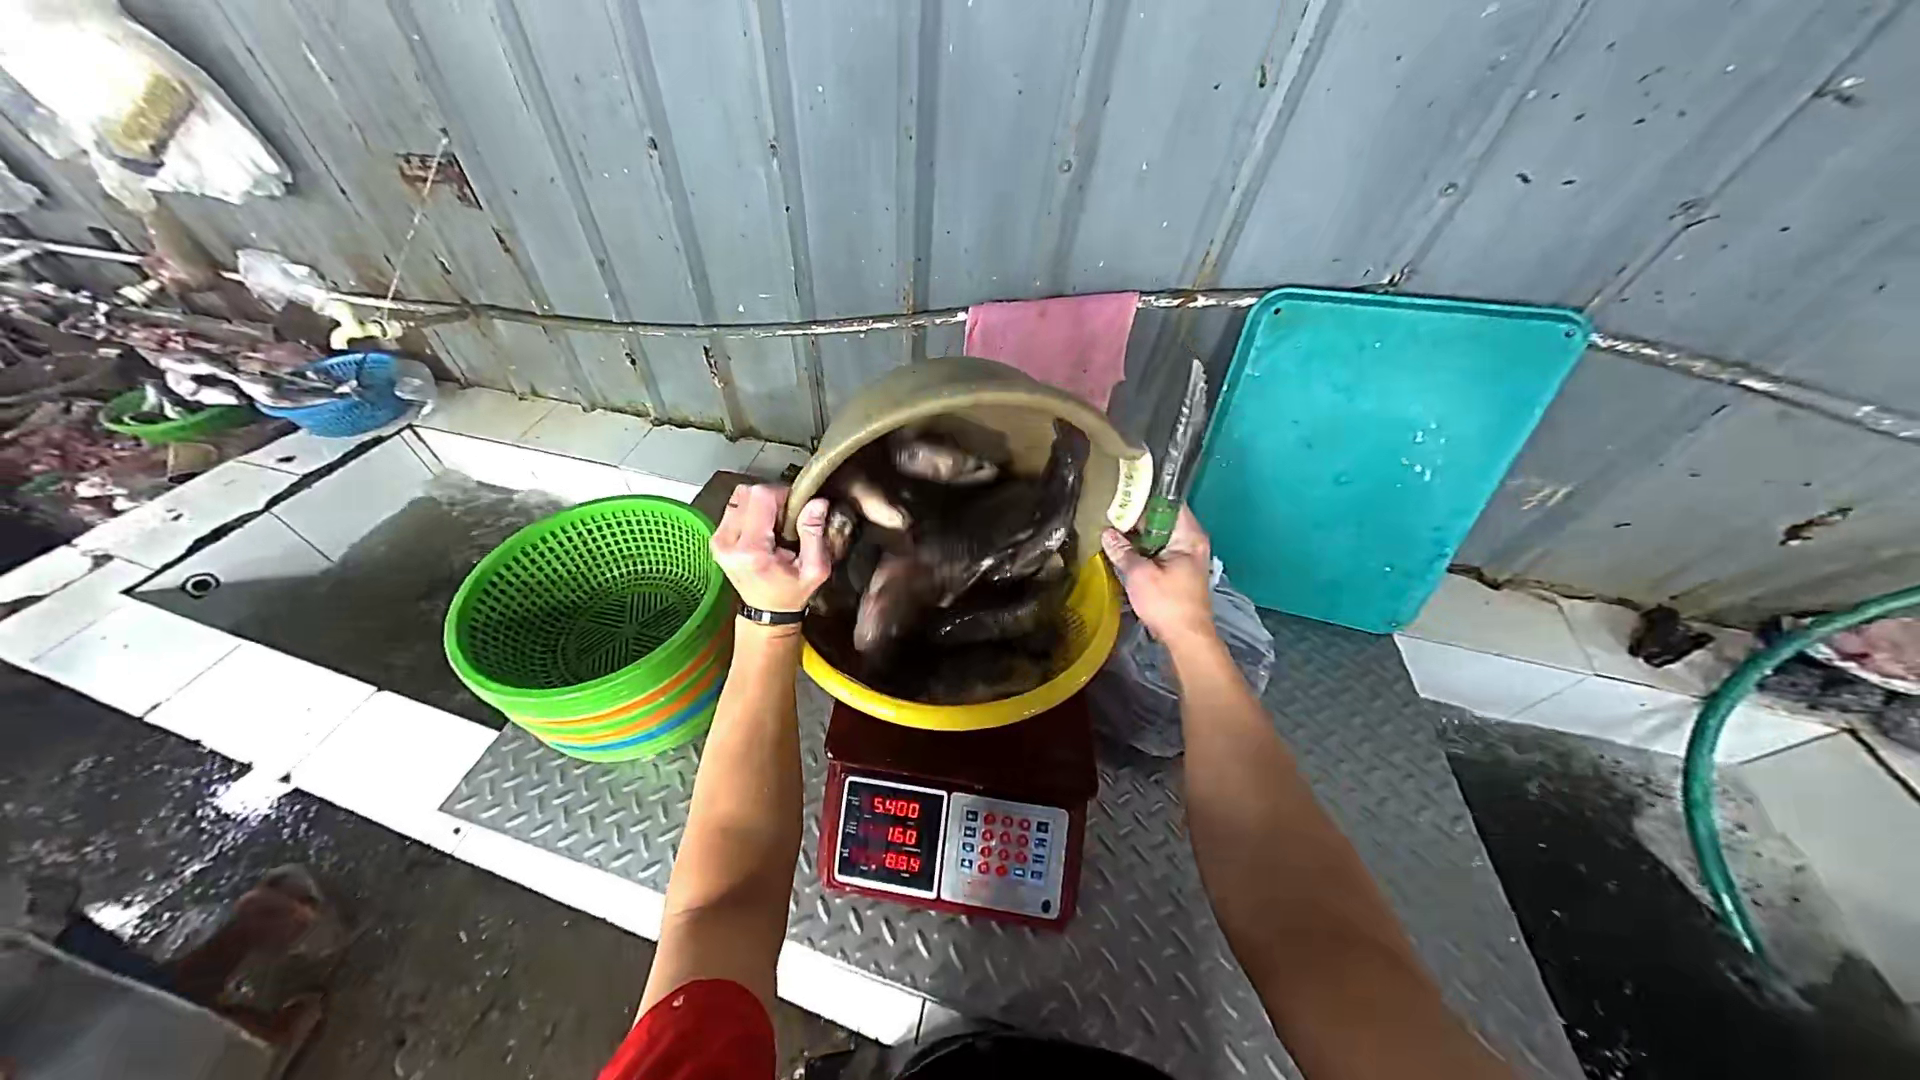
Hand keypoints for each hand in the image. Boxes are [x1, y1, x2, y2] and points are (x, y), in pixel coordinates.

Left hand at [711, 484, 830, 612]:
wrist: (767, 611)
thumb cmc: (790, 592)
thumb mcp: (815, 569)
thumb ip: (815, 534)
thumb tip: (816, 503)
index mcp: (752, 551)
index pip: (761, 496)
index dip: (782, 494)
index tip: (795, 508)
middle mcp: (728, 543)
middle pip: (747, 492)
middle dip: (771, 497)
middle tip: (787, 517)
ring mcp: (718, 540)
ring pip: (739, 496)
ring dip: (760, 502)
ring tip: (775, 523)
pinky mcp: (716, 538)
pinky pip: (734, 507)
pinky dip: (752, 510)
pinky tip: (764, 528)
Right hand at [1101, 505, 1216, 646]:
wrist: (1186, 638)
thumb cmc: (1167, 604)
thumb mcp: (1139, 575)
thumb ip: (1122, 551)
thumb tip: (1107, 534)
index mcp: (1189, 536)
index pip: (1169, 502)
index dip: (1145, 495)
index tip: (1121, 493)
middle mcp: (1191, 541)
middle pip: (1162, 517)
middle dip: (1136, 515)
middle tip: (1109, 510)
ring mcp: (1186, 555)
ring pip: (1158, 534)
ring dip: (1137, 532)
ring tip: (1110, 525)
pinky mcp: (1178, 568)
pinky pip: (1158, 548)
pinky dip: (1142, 546)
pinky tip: (1122, 547)